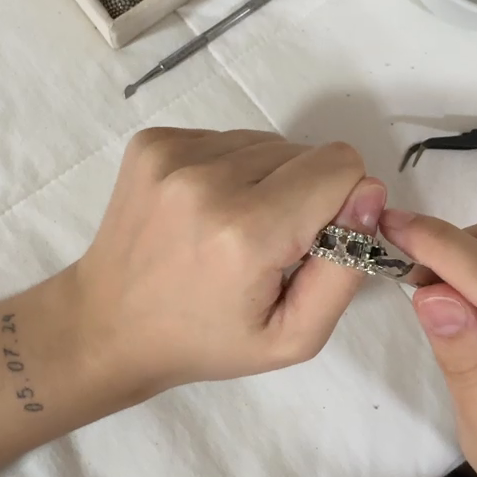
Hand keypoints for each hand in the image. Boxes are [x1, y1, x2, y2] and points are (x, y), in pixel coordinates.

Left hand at [70, 128, 386, 390]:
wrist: (107, 324)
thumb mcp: (294, 337)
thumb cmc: (206, 339)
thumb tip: (369, 193)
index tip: (313, 239)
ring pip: (266, 142)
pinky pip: (227, 137)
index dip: (342, 201)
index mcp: (248, 232)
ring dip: (265, 179)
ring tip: (231, 227)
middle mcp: (208, 179)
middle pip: (304, 151)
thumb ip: (345, 268)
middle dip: (303, 193)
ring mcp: (173, 154)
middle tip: (266, 244)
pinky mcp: (152, 142)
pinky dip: (229, 169)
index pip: (340, 165)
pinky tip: (205, 209)